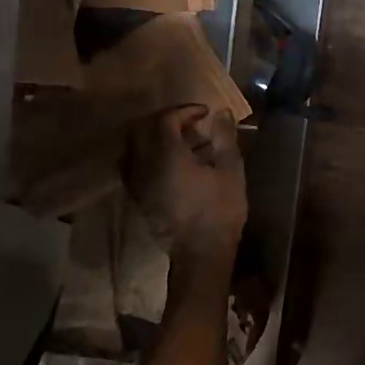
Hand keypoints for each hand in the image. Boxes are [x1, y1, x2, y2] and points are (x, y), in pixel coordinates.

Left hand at [125, 104, 246, 258]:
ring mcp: (137, 184)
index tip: (205, 113)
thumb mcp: (231, 169)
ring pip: (134, 148)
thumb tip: (222, 112)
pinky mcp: (138, 198)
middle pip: (143, 130)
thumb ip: (224, 137)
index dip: (184, 111)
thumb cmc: (220, 209)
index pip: (165, 120)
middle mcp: (145, 167)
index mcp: (168, 157)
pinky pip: (134, 166)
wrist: (201, 253)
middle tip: (190, 122)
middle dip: (165, 120)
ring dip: (153, 137)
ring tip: (179, 140)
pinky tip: (168, 162)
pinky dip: (147, 155)